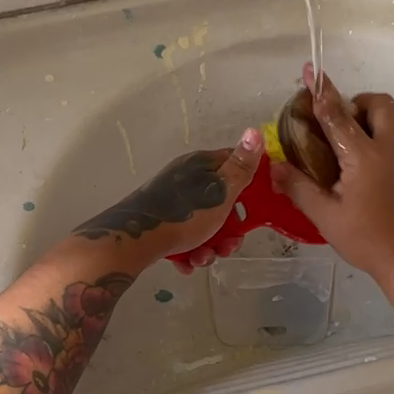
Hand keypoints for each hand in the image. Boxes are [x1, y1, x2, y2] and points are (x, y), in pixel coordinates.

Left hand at [72, 129, 262, 270]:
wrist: (135, 239)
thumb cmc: (184, 214)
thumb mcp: (220, 192)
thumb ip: (240, 167)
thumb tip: (255, 131)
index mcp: (201, 166)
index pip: (235, 166)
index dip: (251, 187)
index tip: (257, 209)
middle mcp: (187, 180)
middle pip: (221, 203)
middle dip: (229, 230)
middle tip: (228, 246)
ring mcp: (173, 202)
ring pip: (204, 224)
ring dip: (210, 247)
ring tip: (203, 259)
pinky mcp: (162, 222)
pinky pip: (185, 236)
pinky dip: (191, 251)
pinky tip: (188, 262)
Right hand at [273, 64, 393, 283]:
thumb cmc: (367, 239)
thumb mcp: (326, 217)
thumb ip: (300, 188)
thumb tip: (275, 167)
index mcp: (363, 156)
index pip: (337, 115)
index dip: (322, 92)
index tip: (312, 71)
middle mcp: (392, 149)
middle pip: (381, 104)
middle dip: (361, 103)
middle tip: (345, 121)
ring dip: (385, 120)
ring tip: (368, 140)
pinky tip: (385, 168)